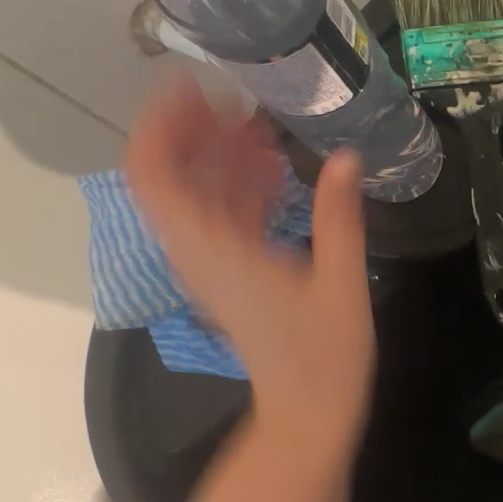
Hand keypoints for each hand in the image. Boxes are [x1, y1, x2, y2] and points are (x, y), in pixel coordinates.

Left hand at [125, 76, 374, 440]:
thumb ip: (340, 217)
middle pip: (171, 176)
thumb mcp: (340, 282)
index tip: (199, 87)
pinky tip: (275, 177)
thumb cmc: (325, 355)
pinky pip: (218, 221)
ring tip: (264, 132)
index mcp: (212, 250)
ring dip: (220, 160)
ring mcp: (210, 268)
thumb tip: (348, 158)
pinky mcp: (229, 280)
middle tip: (243, 103)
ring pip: (195, 198)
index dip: (164, 122)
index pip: (154, 171)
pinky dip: (237, 192)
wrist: (309, 413)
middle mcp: (197, 253)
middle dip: (199, 133)